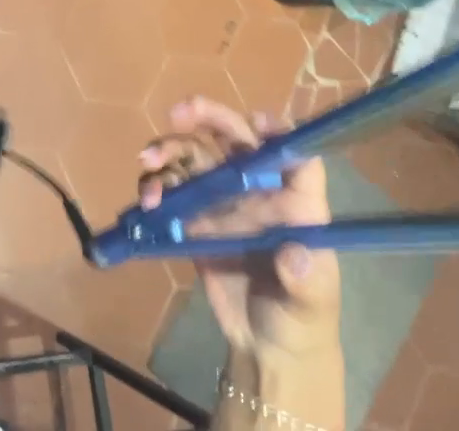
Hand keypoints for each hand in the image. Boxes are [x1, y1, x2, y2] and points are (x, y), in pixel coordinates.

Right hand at [139, 97, 340, 358]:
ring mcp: (221, 201)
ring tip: (148, 161)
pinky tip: (147, 200)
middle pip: (233, 139)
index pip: (295, 158)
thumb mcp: (311, 305)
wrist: (263, 345)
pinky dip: (153, 183)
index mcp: (294, 204)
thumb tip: (294, 254)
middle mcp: (256, 192)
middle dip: (205, 117)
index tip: (254, 121)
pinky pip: (168, 186)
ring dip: (168, 148)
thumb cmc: (301, 321)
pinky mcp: (191, 216)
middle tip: (177, 113)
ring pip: (193, 155)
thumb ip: (306, 281)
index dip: (278, 133)